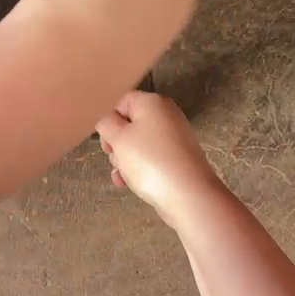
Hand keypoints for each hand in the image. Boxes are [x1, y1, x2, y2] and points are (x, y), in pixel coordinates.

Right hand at [96, 91, 227, 228]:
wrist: (187, 193)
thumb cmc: (149, 160)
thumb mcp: (119, 139)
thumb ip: (106, 124)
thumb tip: (108, 120)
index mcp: (152, 102)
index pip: (122, 102)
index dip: (110, 121)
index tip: (107, 142)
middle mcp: (166, 114)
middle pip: (130, 124)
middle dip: (117, 143)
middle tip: (115, 159)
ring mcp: (175, 137)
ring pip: (139, 144)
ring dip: (125, 159)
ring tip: (123, 176)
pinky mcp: (178, 157)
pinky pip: (152, 157)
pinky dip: (139, 167)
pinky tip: (128, 183)